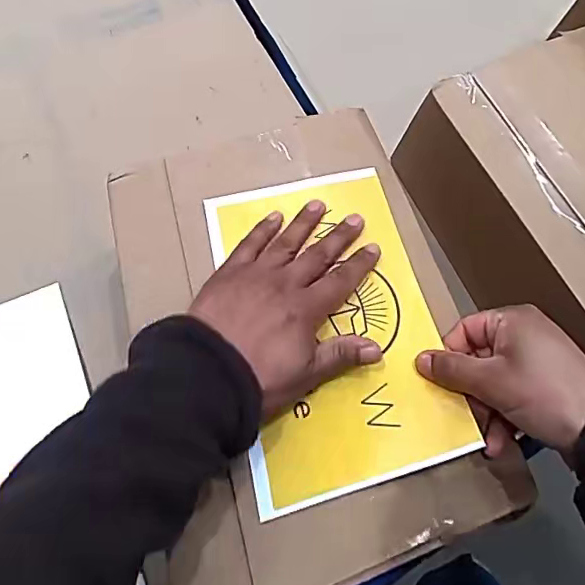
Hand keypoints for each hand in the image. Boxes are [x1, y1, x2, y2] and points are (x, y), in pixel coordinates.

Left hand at [190, 199, 384, 416]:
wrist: (207, 372)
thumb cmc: (259, 378)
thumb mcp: (305, 375)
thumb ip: (340, 356)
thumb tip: (376, 348)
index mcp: (306, 309)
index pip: (339, 282)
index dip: (358, 265)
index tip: (373, 247)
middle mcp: (286, 284)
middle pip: (318, 255)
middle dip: (339, 237)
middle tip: (355, 218)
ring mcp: (257, 274)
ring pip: (286, 243)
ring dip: (304, 223)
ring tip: (318, 205)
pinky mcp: (230, 272)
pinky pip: (251, 245)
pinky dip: (263, 229)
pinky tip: (274, 217)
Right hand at [416, 306, 584, 463]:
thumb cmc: (547, 394)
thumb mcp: (491, 382)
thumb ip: (453, 369)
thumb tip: (422, 359)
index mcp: (512, 320)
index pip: (464, 330)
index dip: (449, 357)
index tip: (440, 384)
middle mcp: (524, 335)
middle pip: (477, 361)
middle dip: (471, 396)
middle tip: (469, 417)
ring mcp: (537, 362)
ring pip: (493, 384)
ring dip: (486, 414)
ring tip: (491, 439)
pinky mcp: (546, 387)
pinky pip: (512, 396)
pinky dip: (504, 418)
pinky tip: (505, 442)